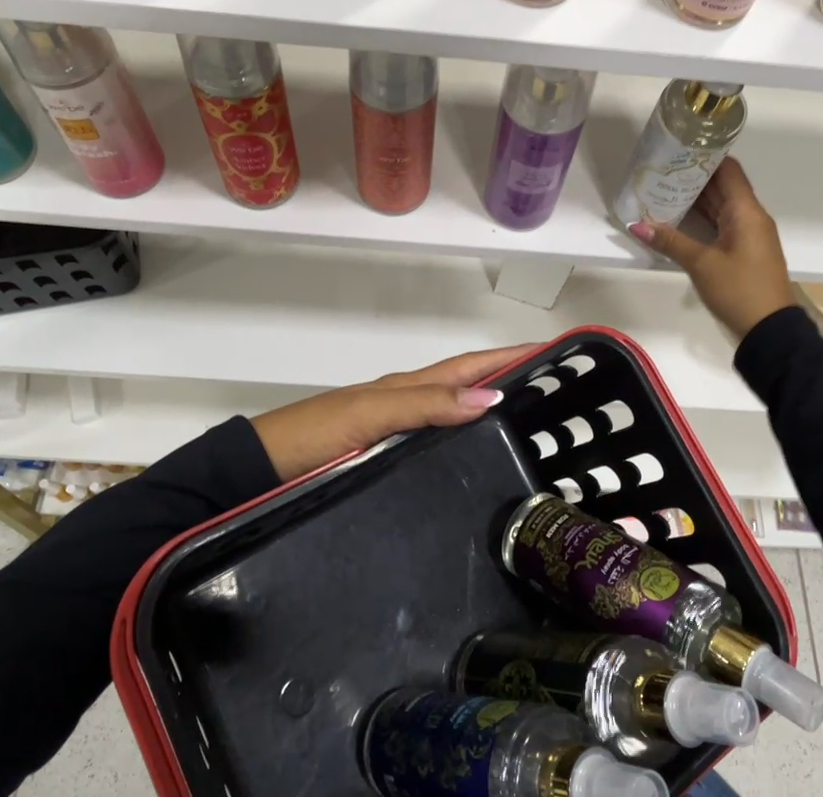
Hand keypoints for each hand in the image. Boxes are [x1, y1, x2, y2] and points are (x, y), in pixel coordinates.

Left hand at [251, 344, 540, 480]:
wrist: (260, 470)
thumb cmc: (313, 435)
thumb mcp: (369, 414)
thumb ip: (425, 404)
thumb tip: (492, 395)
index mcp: (406, 386)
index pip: (469, 364)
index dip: (510, 355)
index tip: (557, 352)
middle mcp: (407, 404)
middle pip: (468, 385)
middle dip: (512, 380)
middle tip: (562, 394)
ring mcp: (397, 432)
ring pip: (455, 414)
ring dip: (492, 411)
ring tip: (535, 428)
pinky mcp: (386, 459)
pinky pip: (439, 442)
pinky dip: (466, 440)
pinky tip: (479, 461)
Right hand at [628, 157, 796, 339]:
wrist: (769, 330)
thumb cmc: (739, 290)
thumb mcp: (701, 264)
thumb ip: (670, 241)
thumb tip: (636, 225)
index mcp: (747, 212)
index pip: (728, 170)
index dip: (706, 156)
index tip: (679, 148)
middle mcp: (750, 217)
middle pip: (723, 186)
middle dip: (694, 176)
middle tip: (661, 168)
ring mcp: (748, 235)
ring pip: (720, 206)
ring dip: (696, 198)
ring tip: (663, 187)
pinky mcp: (743, 251)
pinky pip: (721, 224)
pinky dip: (701, 218)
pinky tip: (677, 217)